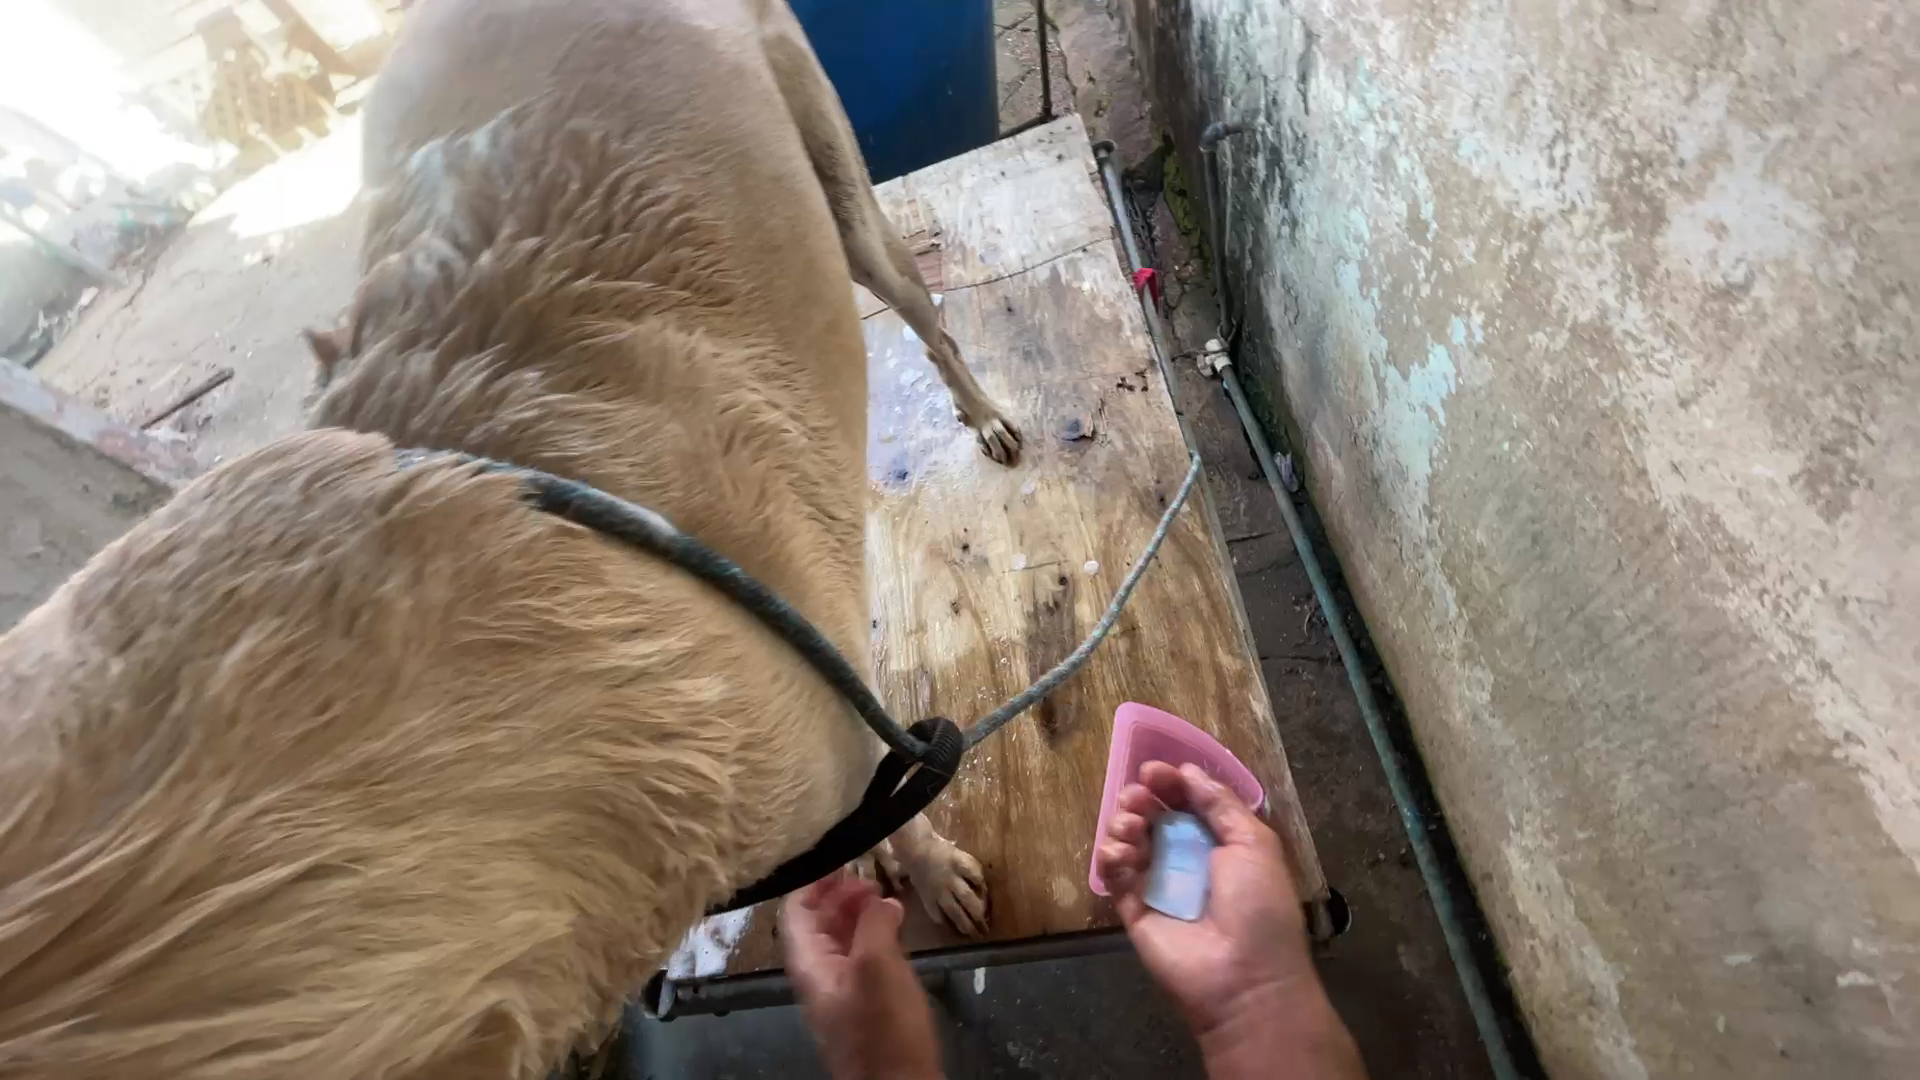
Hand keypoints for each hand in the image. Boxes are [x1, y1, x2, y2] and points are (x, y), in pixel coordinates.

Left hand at [782, 872, 942, 1079]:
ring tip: (886, 898)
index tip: (843, 859)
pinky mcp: (863, 1002)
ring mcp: (841, 991)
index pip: (795, 911)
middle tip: (871, 879)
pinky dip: (873, 932)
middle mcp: (818, 976)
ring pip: (840, 938)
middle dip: (840, 894)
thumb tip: (880, 900)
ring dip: (858, 912)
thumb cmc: (883, 1028)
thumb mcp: (878, 966)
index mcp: (809, 966)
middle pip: (817, 922)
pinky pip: (859, 955)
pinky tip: (895, 925)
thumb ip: (873, 923)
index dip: (815, 882)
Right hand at [1095, 762, 1364, 1078]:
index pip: (1184, 801)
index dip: (1168, 782)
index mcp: (1215, 842)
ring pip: (1127, 838)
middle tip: (1136, 796)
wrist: (1245, 979)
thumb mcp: (1254, 844)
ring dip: (1123, 822)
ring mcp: (1155, 882)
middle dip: (1139, 798)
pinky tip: (1122, 854)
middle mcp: (1183, 858)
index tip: (1153, 771)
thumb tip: (1188, 770)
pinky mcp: (1132, 906)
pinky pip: (1113, 873)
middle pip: (1150, 814)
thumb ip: (1220, 803)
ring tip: (1132, 827)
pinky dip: (1111, 856)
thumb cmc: (1259, 907)